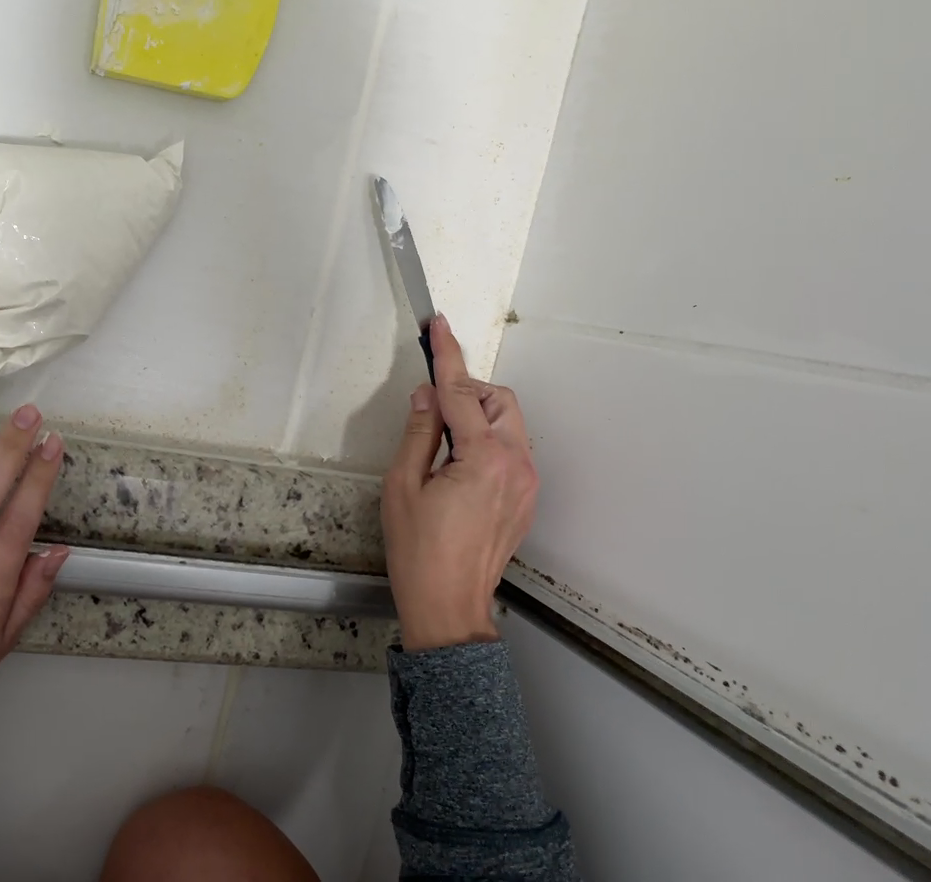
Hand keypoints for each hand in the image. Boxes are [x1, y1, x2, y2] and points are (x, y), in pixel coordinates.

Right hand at [381, 314, 538, 650]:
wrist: (449, 605)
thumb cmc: (419, 551)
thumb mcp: (403, 485)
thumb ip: (418, 432)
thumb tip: (426, 396)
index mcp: (484, 460)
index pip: (460, 392)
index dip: (446, 355)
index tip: (439, 326)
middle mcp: (517, 466)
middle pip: (499, 400)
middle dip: (466, 392)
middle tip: (430, 410)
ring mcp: (528, 483)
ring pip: (509, 424)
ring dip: (476, 417)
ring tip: (441, 443)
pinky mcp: (527, 498)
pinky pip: (511, 450)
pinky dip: (486, 441)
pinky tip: (457, 466)